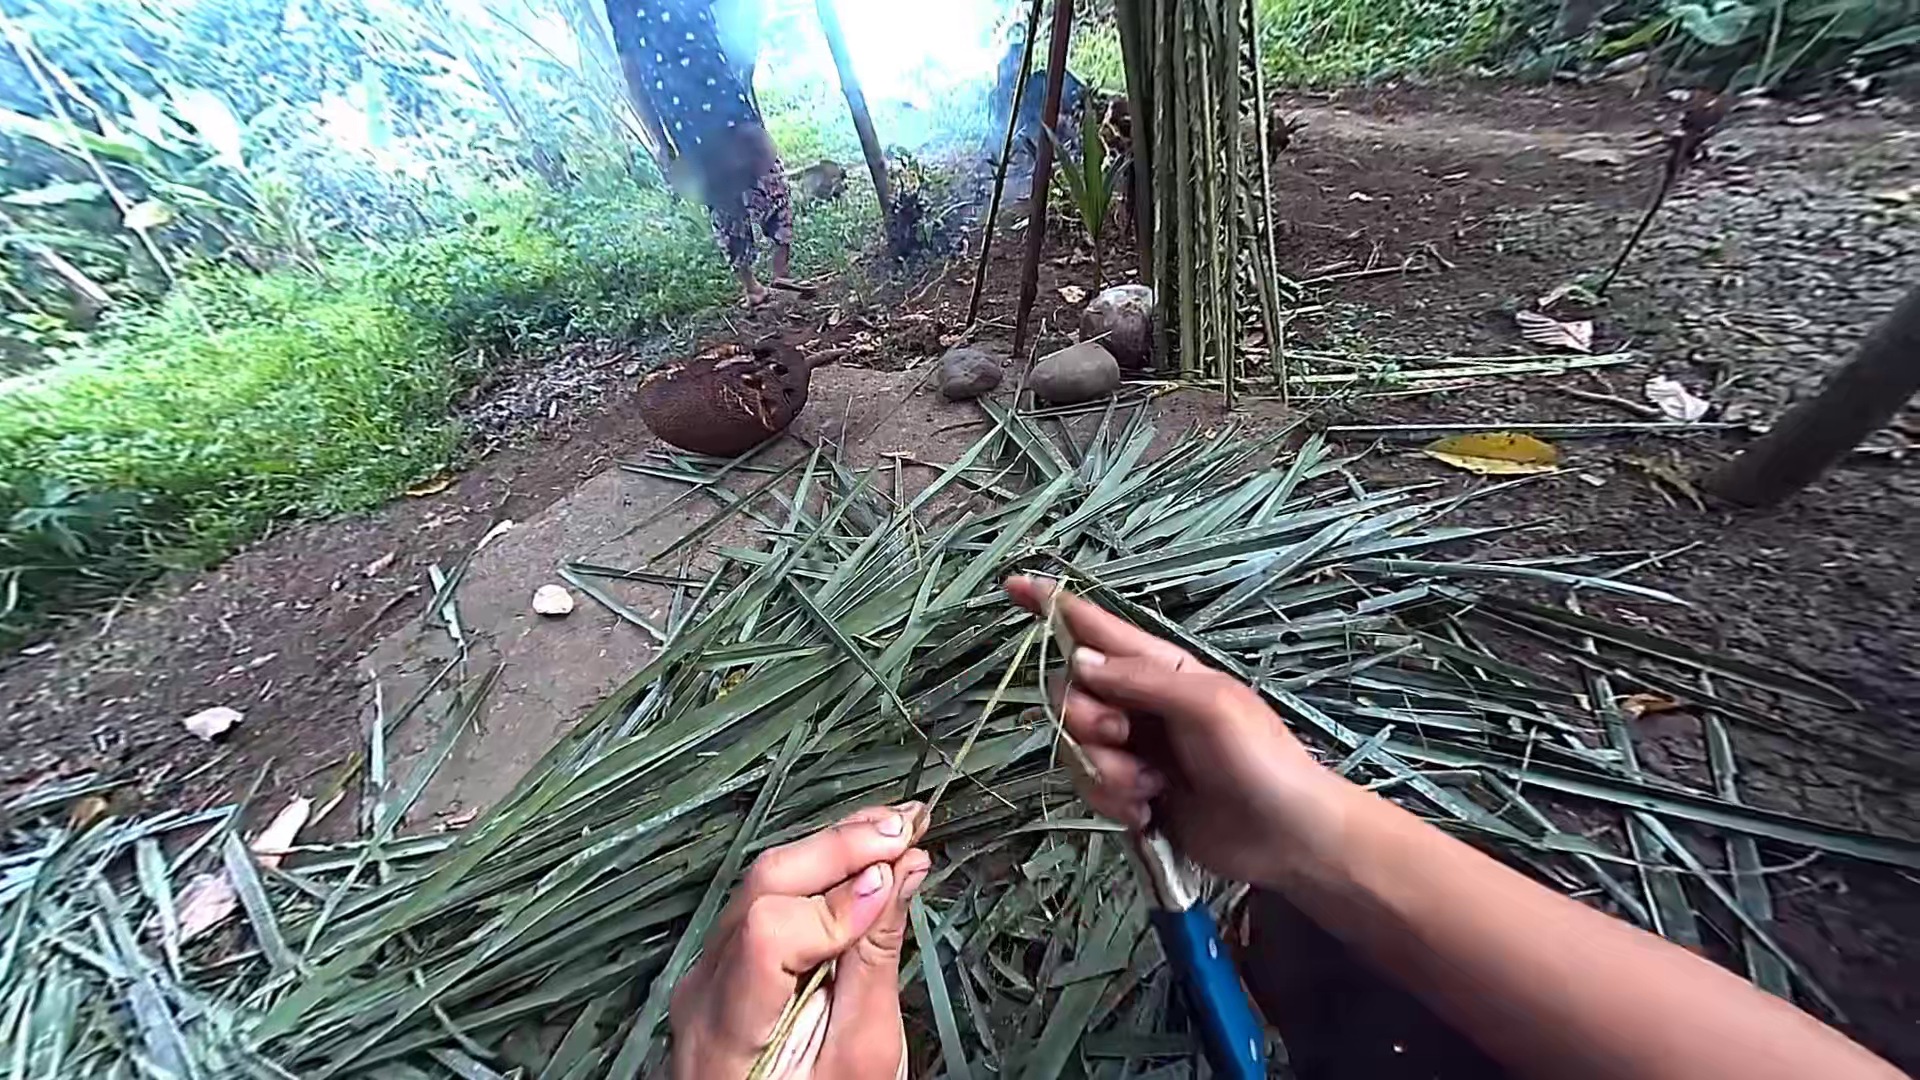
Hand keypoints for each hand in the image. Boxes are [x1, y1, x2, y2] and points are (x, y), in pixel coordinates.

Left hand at [670, 805, 932, 1079]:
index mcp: (724, 1029)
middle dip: (845, 845)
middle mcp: (705, 981)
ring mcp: (714, 955)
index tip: (891, 881)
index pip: (768, 934)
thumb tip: (902, 872)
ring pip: (773, 870)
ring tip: (899, 826)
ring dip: (842, 841)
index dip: (835, 903)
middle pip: (769, 881)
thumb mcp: (860, 1055)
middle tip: (907, 828)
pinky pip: (777, 882)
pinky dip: (829, 857)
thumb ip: (875, 960)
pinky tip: (868, 843)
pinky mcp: (734, 940)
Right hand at [1006, 576, 1341, 887]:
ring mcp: (1128, 744)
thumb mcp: (1208, 706)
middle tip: (1124, 738)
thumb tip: (1078, 660)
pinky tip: (1146, 811)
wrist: (1286, 839)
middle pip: (1068, 691)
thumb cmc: (1259, 758)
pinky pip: (1086, 783)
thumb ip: (1140, 679)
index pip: (1092, 625)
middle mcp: (1133, 699)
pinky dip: (1110, 800)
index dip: (1050, 603)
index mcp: (1155, 665)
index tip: (1012, 586)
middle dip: (1086, 720)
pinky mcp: (1125, 787)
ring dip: (1103, 770)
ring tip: (1149, 787)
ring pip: (1072, 742)